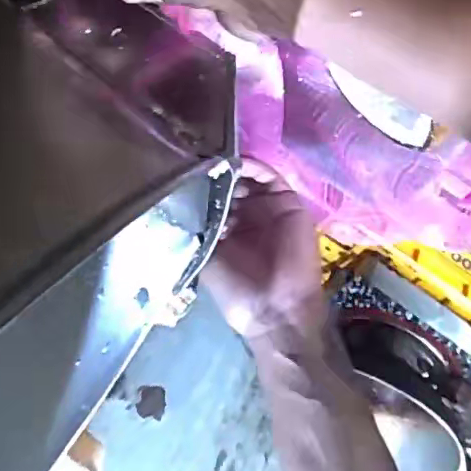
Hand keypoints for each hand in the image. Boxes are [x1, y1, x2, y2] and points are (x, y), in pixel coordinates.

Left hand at [202, 162, 328, 347]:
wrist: (275, 307)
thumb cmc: (238, 290)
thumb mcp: (208, 258)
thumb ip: (201, 229)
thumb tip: (182, 202)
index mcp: (229, 228)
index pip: (216, 197)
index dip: (204, 186)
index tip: (188, 173)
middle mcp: (249, 214)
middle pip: (233, 183)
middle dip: (218, 174)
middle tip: (203, 164)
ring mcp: (269, 206)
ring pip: (251, 177)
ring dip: (234, 168)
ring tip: (218, 162)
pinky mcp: (288, 200)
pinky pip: (272, 177)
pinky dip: (255, 167)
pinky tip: (238, 164)